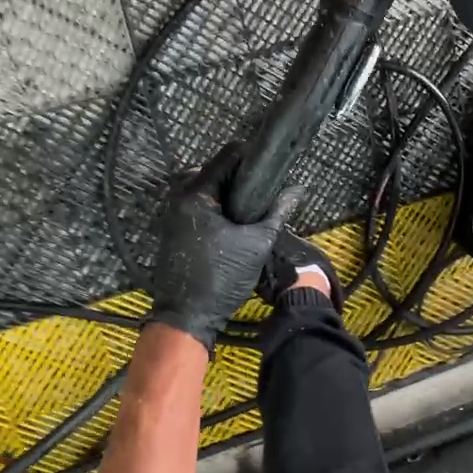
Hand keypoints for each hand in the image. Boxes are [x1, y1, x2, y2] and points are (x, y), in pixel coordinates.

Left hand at [145, 145, 301, 348]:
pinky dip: (218, 205)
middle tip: (265, 192)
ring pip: (209, 185)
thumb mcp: (257, 244)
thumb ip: (278, 212)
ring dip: (230, 192)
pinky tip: (236, 219)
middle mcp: (180, 195)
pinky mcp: (174, 224)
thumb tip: (298, 188)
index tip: (272, 170)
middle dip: (242, 178)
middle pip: (218, 168)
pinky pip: (200, 201)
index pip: (228, 155)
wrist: (186, 318)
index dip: (253, 158)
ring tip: (254, 207)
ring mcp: (173, 210)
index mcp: (196, 193)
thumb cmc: (221, 279)